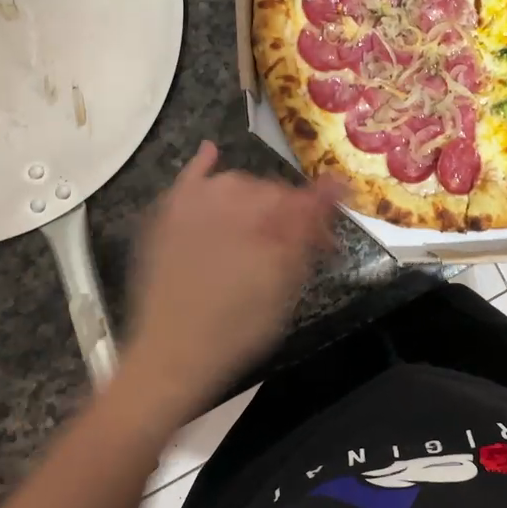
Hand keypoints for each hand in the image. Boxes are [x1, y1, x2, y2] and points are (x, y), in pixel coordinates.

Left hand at [117, 141, 340, 422]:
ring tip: (262, 234)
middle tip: (297, 249)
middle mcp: (229, 198)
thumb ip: (310, 227)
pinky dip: (204, 165)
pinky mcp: (168, 216)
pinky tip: (212, 153)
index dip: (321, 219)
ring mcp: (194, 204)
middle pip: (272, 191)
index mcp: (264, 216)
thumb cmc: (238, 326)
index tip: (327, 244)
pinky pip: (189, 178)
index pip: (305, 200)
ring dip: (255, 199)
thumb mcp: (286, 282)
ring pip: (238, 184)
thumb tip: (337, 183)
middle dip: (288, 213)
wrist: (173, 353)